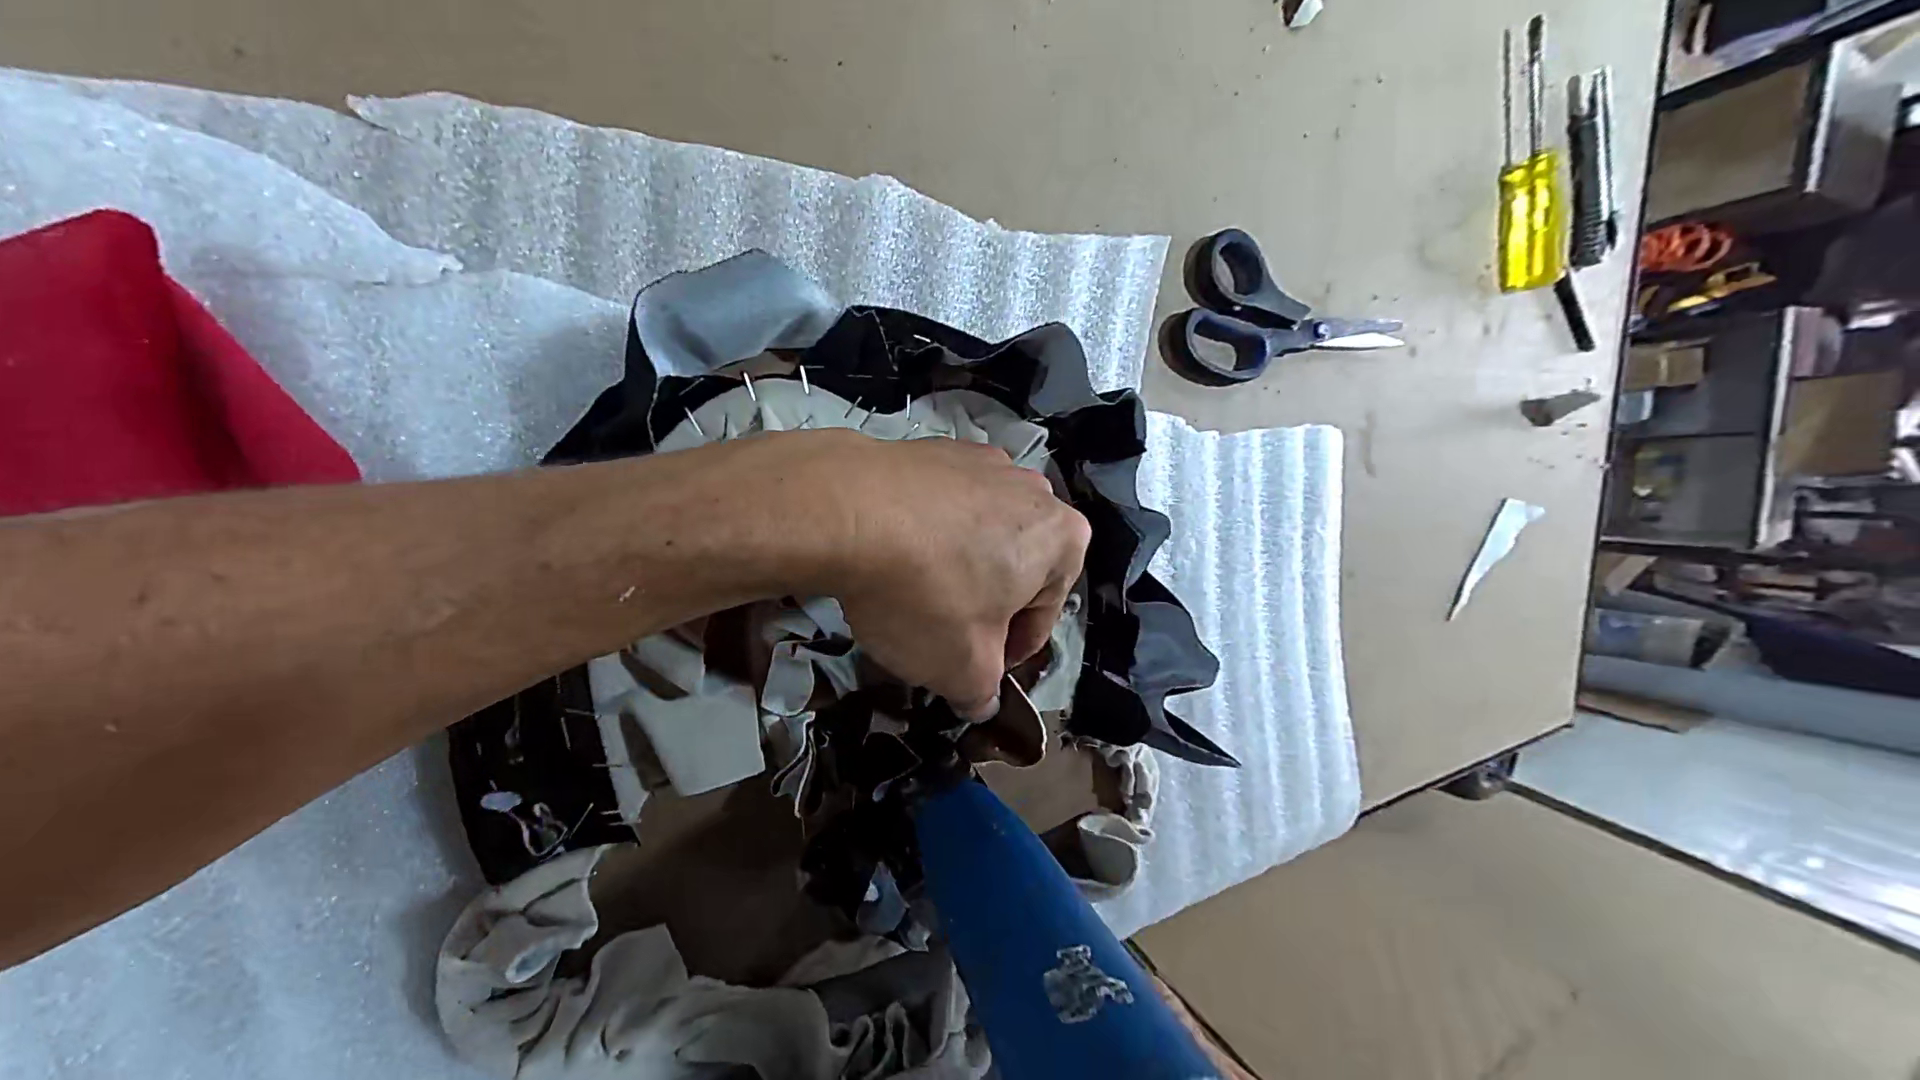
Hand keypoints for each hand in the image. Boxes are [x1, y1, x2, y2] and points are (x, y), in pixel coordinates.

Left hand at [741, 430, 1089, 719]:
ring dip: (954, 569)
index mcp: (1062, 538)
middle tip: (941, 637)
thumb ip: (982, 692)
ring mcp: (981, 462)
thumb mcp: (962, 669)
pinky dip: (923, 535)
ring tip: (909, 596)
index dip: (1009, 654)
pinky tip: (890, 556)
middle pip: (1013, 570)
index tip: (976, 672)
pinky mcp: (933, 449)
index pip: (1044, 616)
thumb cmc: (926, 593)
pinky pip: (939, 507)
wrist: (846, 510)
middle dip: (982, 608)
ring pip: (976, 536)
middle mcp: (1032, 490)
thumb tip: (979, 700)